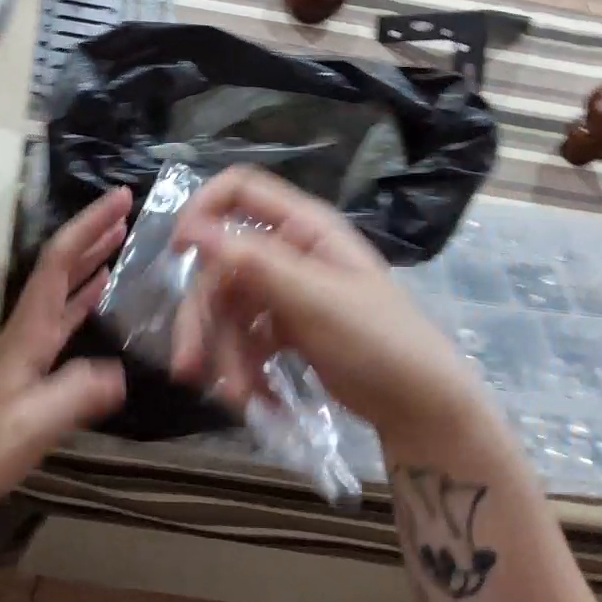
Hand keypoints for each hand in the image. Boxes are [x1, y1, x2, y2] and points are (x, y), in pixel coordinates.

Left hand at [0, 188, 132, 528]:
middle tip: (127, 206)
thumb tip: (121, 371)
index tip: (120, 199)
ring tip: (121, 235)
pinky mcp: (35, 363)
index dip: (88, 226)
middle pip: (60, 264)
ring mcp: (31, 343)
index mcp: (30, 328)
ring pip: (63, 285)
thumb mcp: (37, 422)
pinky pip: (65, 315)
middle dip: (92, 230)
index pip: (59, 261)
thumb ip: (78, 393)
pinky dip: (85, 294)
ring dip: (90, 256)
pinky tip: (101, 290)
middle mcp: (29, 325)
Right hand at [168, 167, 484, 431]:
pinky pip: (244, 338)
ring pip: (227, 310)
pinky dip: (242, 367)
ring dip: (223, 354)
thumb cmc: (381, 343)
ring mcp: (286, 292)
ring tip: (235, 398)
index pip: (240, 192)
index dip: (202, 211)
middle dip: (204, 318)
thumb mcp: (315, 301)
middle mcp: (289, 253)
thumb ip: (253, 262)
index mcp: (303, 229)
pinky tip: (254, 400)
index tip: (178, 252)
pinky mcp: (284, 329)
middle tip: (188, 366)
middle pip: (221, 267)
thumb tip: (191, 227)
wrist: (422, 409)